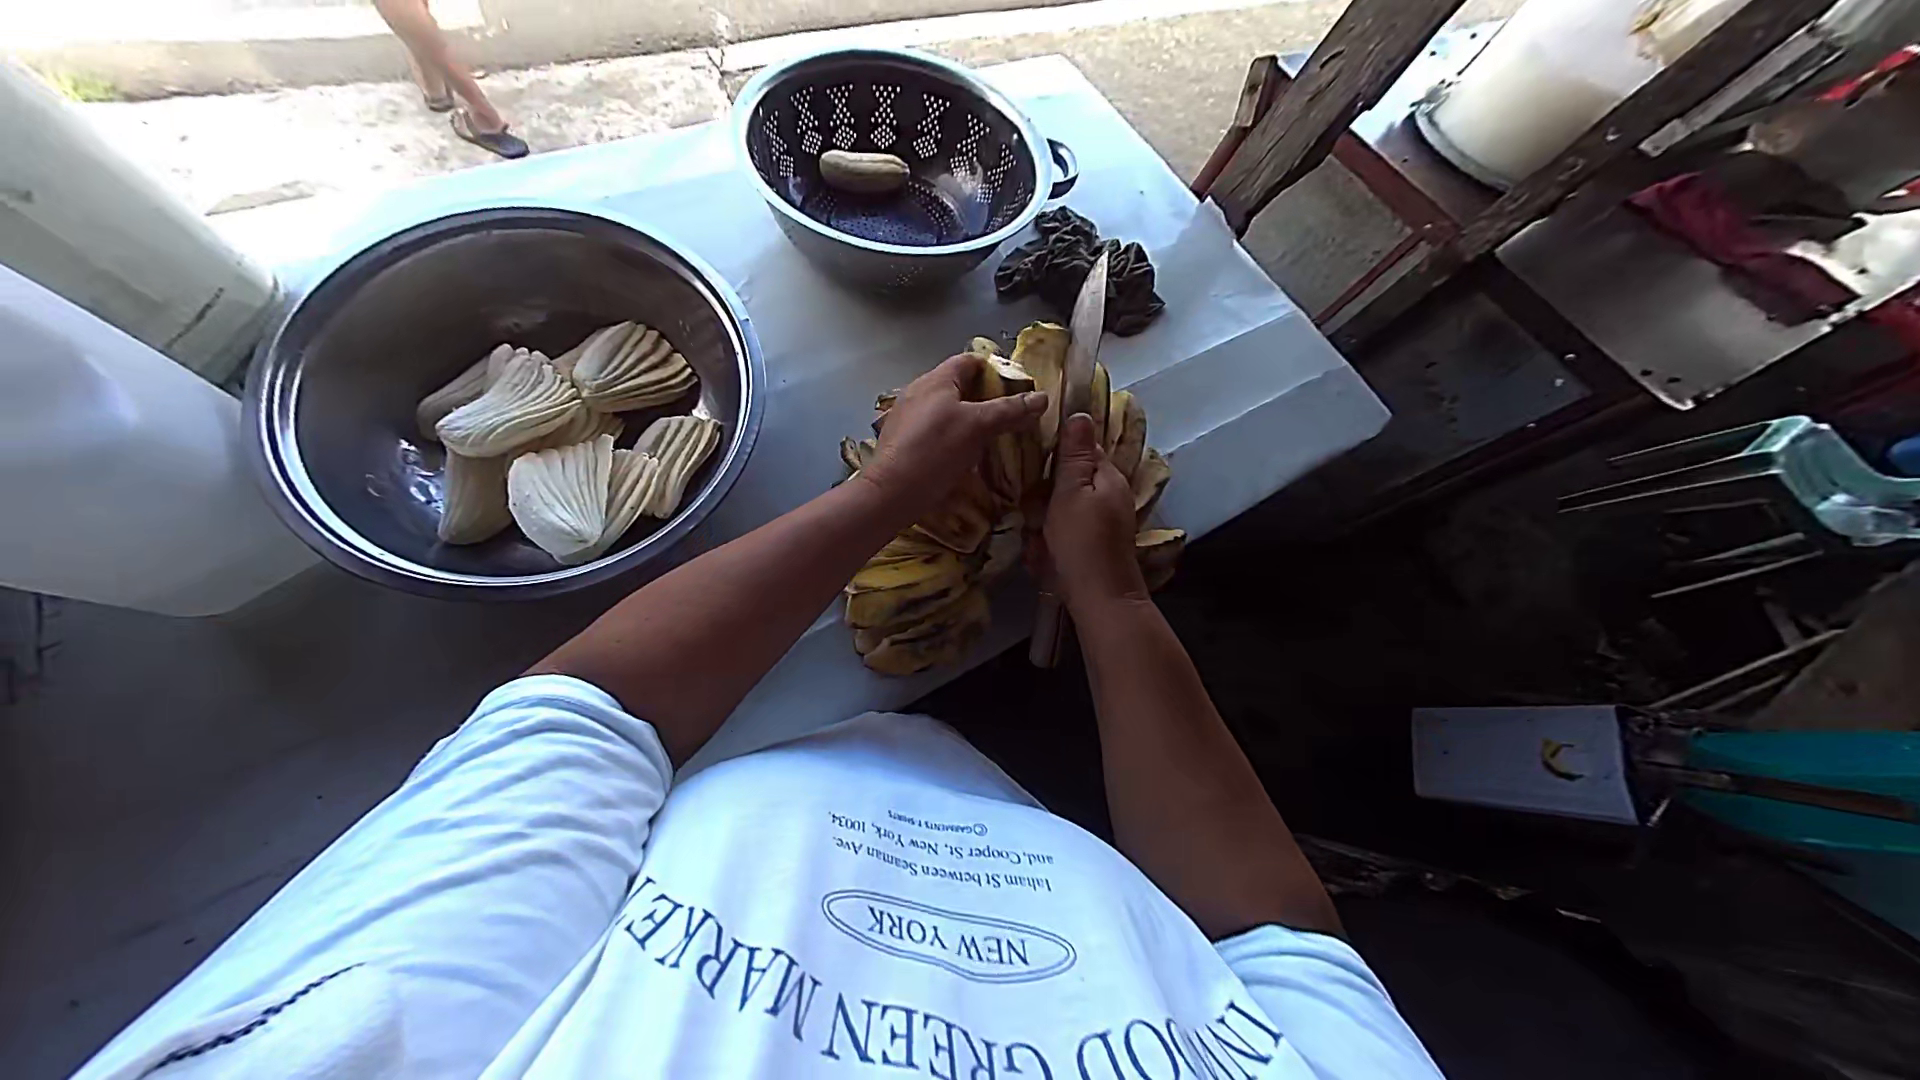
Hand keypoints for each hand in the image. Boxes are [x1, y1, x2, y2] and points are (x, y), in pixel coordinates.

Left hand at [860, 353, 1046, 520]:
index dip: (995, 371)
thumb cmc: (935, 450)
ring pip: (946, 409)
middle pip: (959, 386)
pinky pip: (935, 429)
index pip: (970, 361)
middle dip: (985, 398)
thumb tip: (1042, 398)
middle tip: (1009, 416)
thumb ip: (1010, 410)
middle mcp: (918, 391)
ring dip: (969, 419)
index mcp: (936, 379)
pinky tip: (964, 454)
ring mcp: (907, 416)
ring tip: (991, 436)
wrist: (892, 492)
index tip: (1016, 389)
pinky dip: (953, 435)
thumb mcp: (978, 427)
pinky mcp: (903, 440)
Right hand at [1038, 412, 1147, 610]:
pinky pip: (1060, 536)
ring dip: (1042, 526)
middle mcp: (1107, 497)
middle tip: (1036, 515)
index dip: (1055, 456)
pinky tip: (1043, 558)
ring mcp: (1099, 524)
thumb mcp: (1071, 492)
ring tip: (1038, 542)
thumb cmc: (1082, 542)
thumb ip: (1073, 456)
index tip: (1035, 469)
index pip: (1081, 449)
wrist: (1098, 599)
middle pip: (1066, 482)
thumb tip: (1080, 413)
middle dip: (1044, 498)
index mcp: (1108, 478)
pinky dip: (1048, 546)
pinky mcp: (1088, 546)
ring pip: (1058, 512)